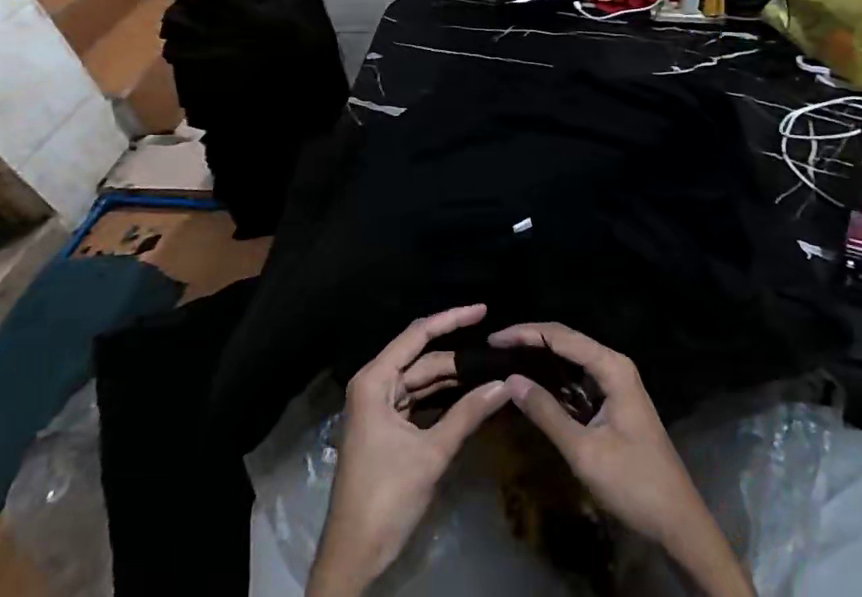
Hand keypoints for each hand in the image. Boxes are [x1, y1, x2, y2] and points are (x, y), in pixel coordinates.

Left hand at [308, 305, 509, 596]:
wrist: (356, 552)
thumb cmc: (386, 495)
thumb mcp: (432, 452)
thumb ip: (469, 413)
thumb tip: (506, 384)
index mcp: (374, 382)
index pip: (417, 335)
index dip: (451, 319)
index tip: (483, 310)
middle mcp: (373, 386)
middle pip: (422, 359)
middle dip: (459, 356)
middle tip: (498, 352)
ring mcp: (378, 407)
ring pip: (422, 381)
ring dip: (454, 378)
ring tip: (491, 370)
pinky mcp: (387, 427)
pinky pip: (420, 401)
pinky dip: (444, 398)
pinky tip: (471, 395)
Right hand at [489, 323, 755, 596]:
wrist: (675, 518)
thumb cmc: (633, 482)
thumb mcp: (584, 450)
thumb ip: (547, 412)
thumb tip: (510, 380)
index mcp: (613, 368)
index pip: (562, 337)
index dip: (526, 333)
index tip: (493, 338)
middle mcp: (615, 366)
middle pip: (567, 341)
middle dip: (531, 340)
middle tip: (495, 346)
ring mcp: (616, 384)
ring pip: (572, 359)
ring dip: (541, 357)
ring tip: (505, 359)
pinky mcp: (613, 402)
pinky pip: (578, 380)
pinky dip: (554, 378)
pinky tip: (532, 384)